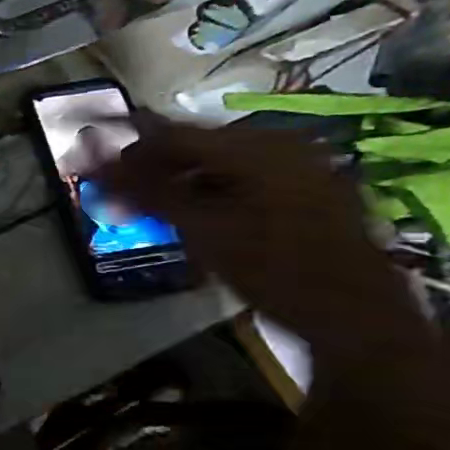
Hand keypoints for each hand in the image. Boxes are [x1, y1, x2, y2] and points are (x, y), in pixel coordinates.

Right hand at [102, 116, 417, 343]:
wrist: (358, 317)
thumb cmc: (273, 270)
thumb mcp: (201, 230)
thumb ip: (144, 189)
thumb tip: (92, 158)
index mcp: (254, 146)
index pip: (172, 132)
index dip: (129, 147)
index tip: (96, 162)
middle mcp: (280, 143)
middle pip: (198, 144)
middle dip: (156, 165)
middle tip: (123, 190)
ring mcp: (302, 163)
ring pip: (223, 161)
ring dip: (184, 178)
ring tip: (156, 204)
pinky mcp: (313, 186)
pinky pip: (248, 175)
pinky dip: (216, 188)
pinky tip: (200, 211)